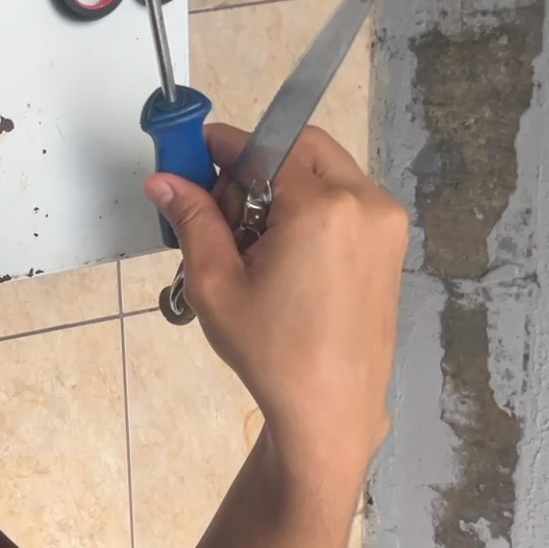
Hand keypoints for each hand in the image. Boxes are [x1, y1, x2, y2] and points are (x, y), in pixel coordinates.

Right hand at [144, 124, 408, 488]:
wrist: (329, 403)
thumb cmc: (268, 347)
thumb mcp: (213, 282)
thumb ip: (191, 220)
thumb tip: (161, 180)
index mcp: (321, 209)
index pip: (267, 147)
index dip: (224, 144)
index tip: (189, 151)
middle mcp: (365, 203)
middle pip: (302, 148)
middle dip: (252, 163)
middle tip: (213, 206)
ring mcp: (384, 223)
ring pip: (322, 172)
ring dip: (277, 185)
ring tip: (242, 239)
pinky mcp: (387, 244)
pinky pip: (340, 199)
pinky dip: (302, 206)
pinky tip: (273, 251)